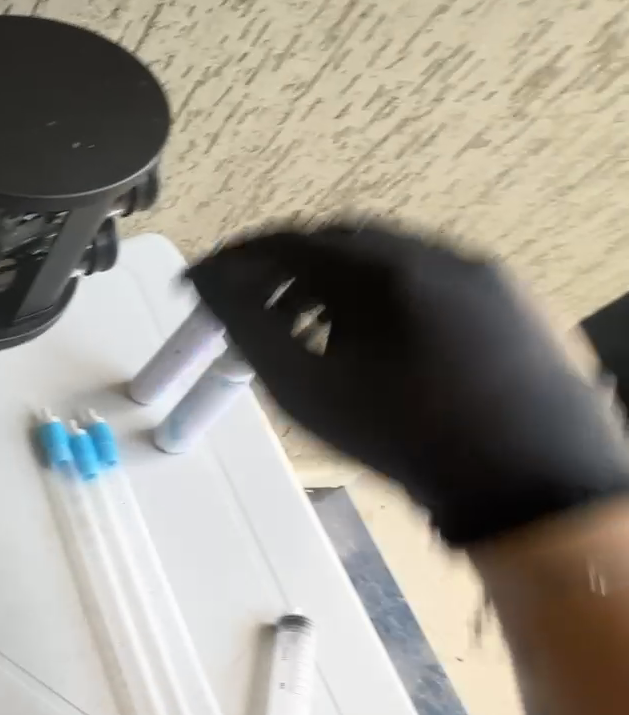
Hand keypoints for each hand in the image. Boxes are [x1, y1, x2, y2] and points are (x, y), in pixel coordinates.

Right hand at [188, 223, 628, 544]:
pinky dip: (365, 291)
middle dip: (276, 266)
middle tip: (239, 302)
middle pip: (334, 241)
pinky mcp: (498, 298)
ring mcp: (476, 274)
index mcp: (382, 273)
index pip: (289, 242)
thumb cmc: (391, 431)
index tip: (194, 281)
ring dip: (321, 280)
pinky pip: (416, 275)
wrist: (519, 473)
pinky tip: (348, 335)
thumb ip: (245, 324)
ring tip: (289, 326)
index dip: (233, 257)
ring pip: (378, 257)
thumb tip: (204, 281)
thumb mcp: (298, 382)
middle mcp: (435, 256)